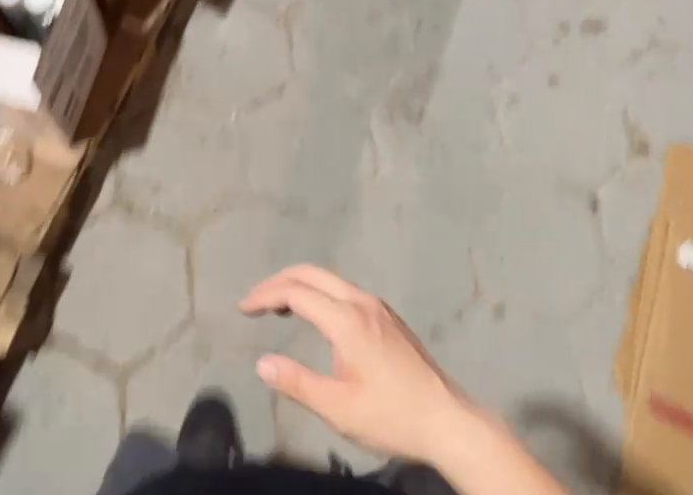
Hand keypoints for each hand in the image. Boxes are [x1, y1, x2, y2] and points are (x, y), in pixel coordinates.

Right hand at [237, 265, 471, 462]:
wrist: (448, 420)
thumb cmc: (391, 415)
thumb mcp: (338, 408)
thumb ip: (297, 383)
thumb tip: (262, 363)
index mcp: (347, 321)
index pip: (296, 292)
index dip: (265, 296)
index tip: (243, 309)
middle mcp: (362, 303)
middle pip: (312, 273)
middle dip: (278, 281)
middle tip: (254, 300)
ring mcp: (379, 307)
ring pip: (330, 280)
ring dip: (300, 284)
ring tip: (278, 306)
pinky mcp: (389, 317)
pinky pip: (345, 290)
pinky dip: (320, 291)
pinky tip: (316, 313)